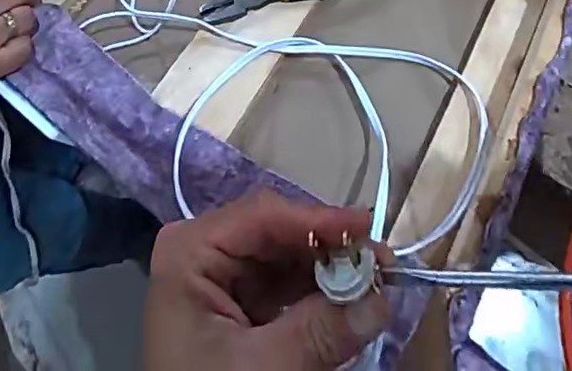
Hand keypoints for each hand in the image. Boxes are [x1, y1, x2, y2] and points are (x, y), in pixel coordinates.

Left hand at [141, 192, 389, 370]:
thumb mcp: (260, 370)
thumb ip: (320, 331)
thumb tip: (381, 299)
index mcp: (191, 251)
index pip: (264, 215)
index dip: (318, 218)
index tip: (366, 226)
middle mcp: (206, 249)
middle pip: (281, 230)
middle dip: (331, 245)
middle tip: (380, 259)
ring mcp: (224, 273)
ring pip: (291, 253)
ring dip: (333, 266)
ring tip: (375, 277)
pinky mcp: (241, 300)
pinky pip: (288, 280)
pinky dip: (320, 288)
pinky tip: (350, 295)